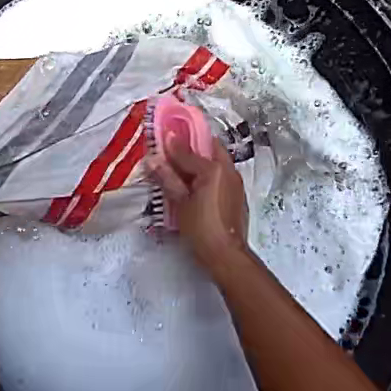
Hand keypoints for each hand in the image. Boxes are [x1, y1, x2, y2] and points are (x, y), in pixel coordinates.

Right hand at [149, 133, 252, 273]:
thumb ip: (167, 178)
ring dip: (201, 159)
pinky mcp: (237, 193)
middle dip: (192, 146)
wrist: (226, 255)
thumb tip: (153, 160)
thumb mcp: (180, 203)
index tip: (161, 136)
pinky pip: (222, 174)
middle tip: (173, 149)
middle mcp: (228, 170)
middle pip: (209, 149)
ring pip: (217, 161)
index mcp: (213, 169)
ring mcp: (235, 182)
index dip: (172, 144)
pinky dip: (208, 172)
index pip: (188, 151)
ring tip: (181, 167)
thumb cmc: (202, 229)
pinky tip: (195, 184)